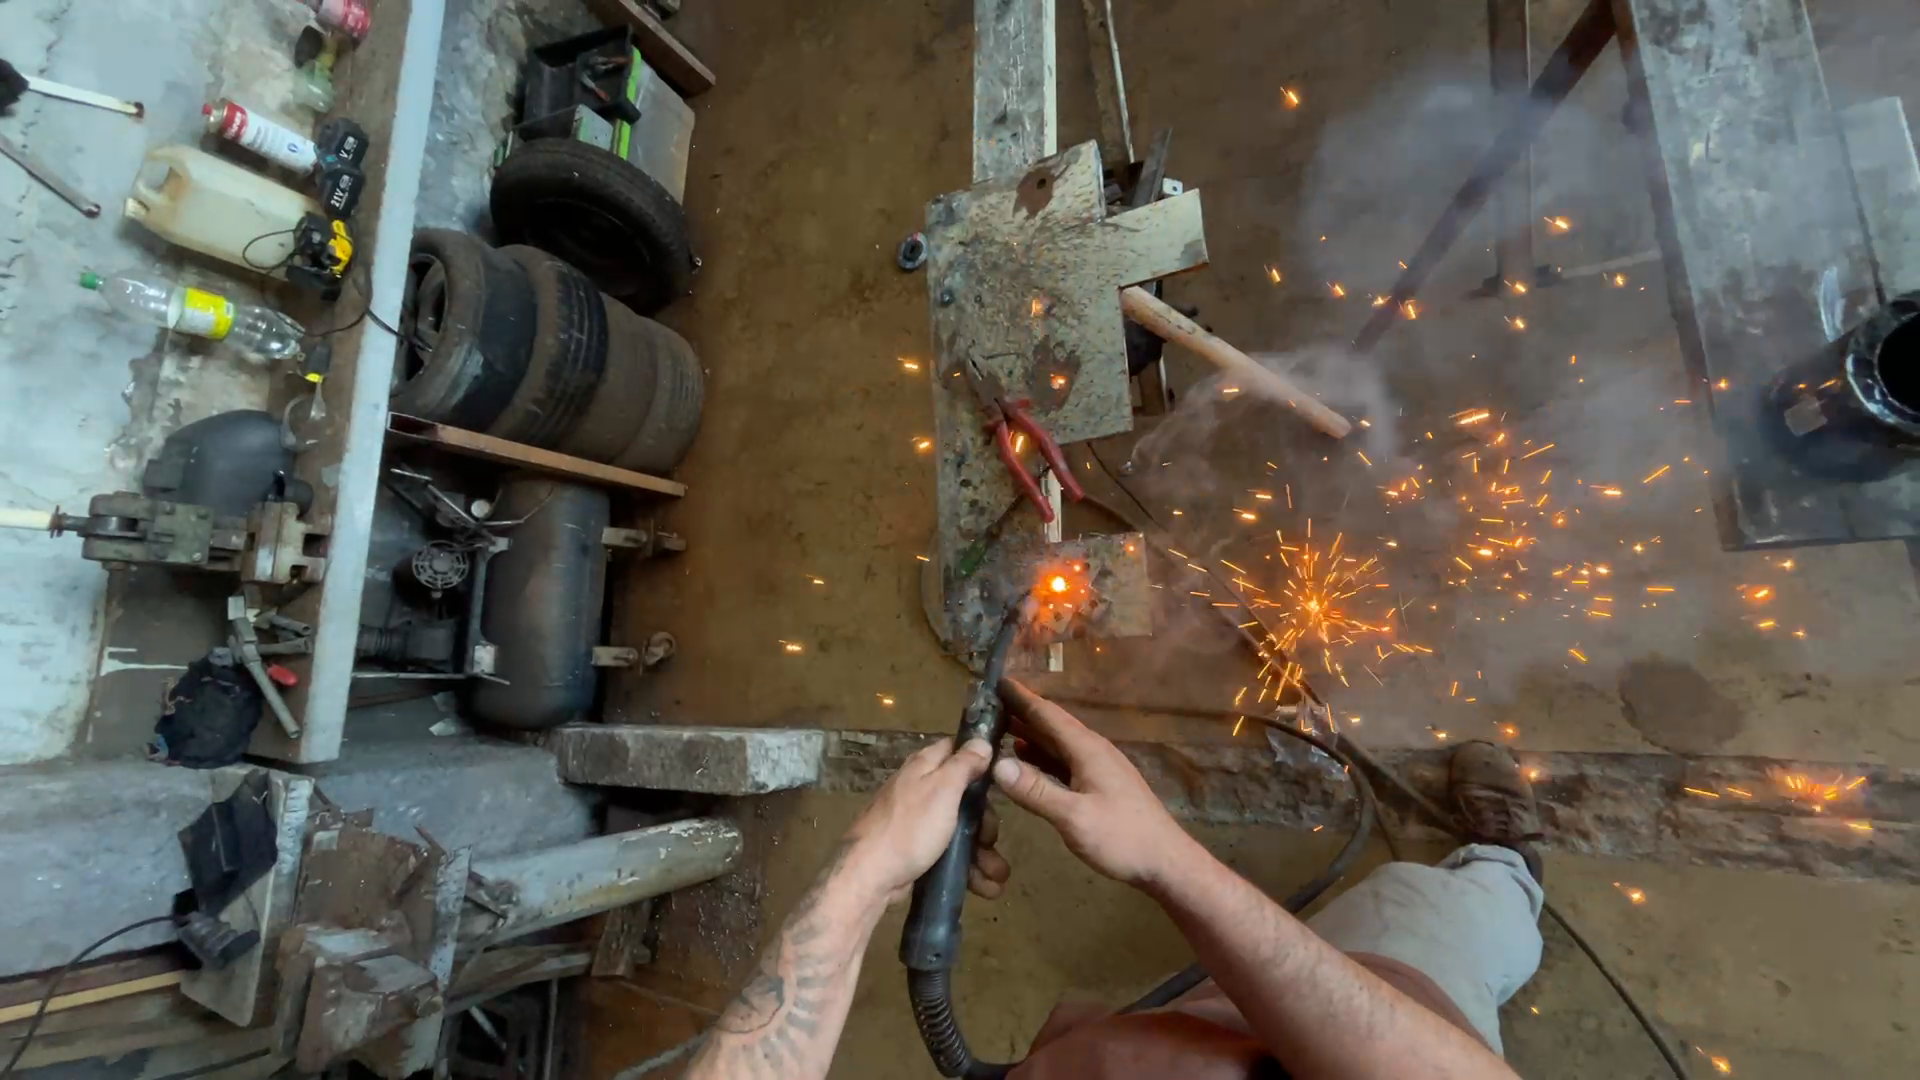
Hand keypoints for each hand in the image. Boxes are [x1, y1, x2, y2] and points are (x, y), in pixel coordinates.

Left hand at [839, 738, 1012, 906]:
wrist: (869, 875)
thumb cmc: (910, 827)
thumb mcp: (942, 789)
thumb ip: (963, 764)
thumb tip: (982, 740)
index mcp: (924, 766)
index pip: (957, 750)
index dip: (980, 760)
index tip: (1000, 781)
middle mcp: (921, 788)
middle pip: (964, 796)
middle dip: (984, 821)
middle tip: (990, 839)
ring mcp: (919, 821)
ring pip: (960, 829)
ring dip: (982, 852)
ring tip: (997, 875)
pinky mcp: (918, 850)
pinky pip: (949, 853)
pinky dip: (967, 867)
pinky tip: (986, 886)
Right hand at [992, 678, 1198, 889]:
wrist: (1166, 863)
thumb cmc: (1122, 837)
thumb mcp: (1074, 817)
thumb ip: (1036, 791)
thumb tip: (997, 764)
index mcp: (1086, 748)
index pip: (1047, 714)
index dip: (1021, 697)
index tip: (996, 681)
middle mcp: (1091, 750)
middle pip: (1051, 724)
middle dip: (1020, 712)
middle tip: (987, 705)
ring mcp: (1097, 767)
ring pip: (1057, 742)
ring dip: (1029, 733)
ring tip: (998, 727)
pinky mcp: (1099, 784)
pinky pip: (1063, 760)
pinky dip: (1041, 755)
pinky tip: (1025, 758)